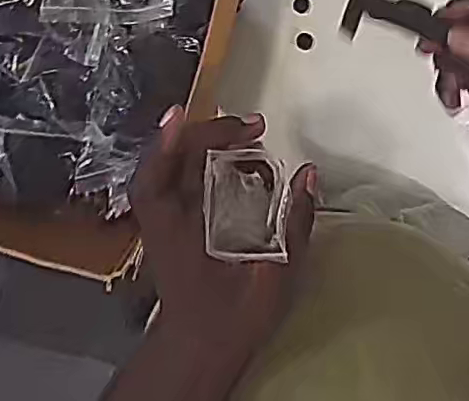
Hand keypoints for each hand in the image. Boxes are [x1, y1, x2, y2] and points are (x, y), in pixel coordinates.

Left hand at [130, 108, 317, 379]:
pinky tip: (226, 149)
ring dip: (205, 140)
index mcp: (179, 233)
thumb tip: (309, 173)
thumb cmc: (233, 318)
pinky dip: (198, 153)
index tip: (178, 115)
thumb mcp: (274, 277)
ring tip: (245, 133)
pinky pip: (178, 173)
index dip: (163, 146)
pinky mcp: (172, 218)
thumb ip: (295, 225)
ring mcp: (164, 217)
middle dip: (210, 133)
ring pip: (173, 164)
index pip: (159, 182)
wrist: (198, 352)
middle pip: (169, 161)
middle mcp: (165, 219)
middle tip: (254, 126)